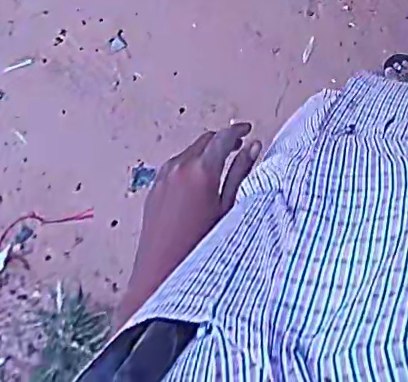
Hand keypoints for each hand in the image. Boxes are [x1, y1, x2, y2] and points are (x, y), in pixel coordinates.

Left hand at [117, 122, 260, 319]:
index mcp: (202, 170)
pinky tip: (199, 181)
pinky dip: (190, 164)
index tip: (247, 130)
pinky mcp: (154, 189)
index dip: (238, 130)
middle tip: (237, 147)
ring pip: (190, 151)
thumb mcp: (228, 208)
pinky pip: (176, 165)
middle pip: (205, 139)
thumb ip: (241, 173)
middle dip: (222, 140)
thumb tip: (253, 148)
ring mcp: (164, 177)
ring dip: (205, 152)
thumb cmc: (197, 246)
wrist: (159, 276)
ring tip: (220, 166)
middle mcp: (180, 167)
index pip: (223, 136)